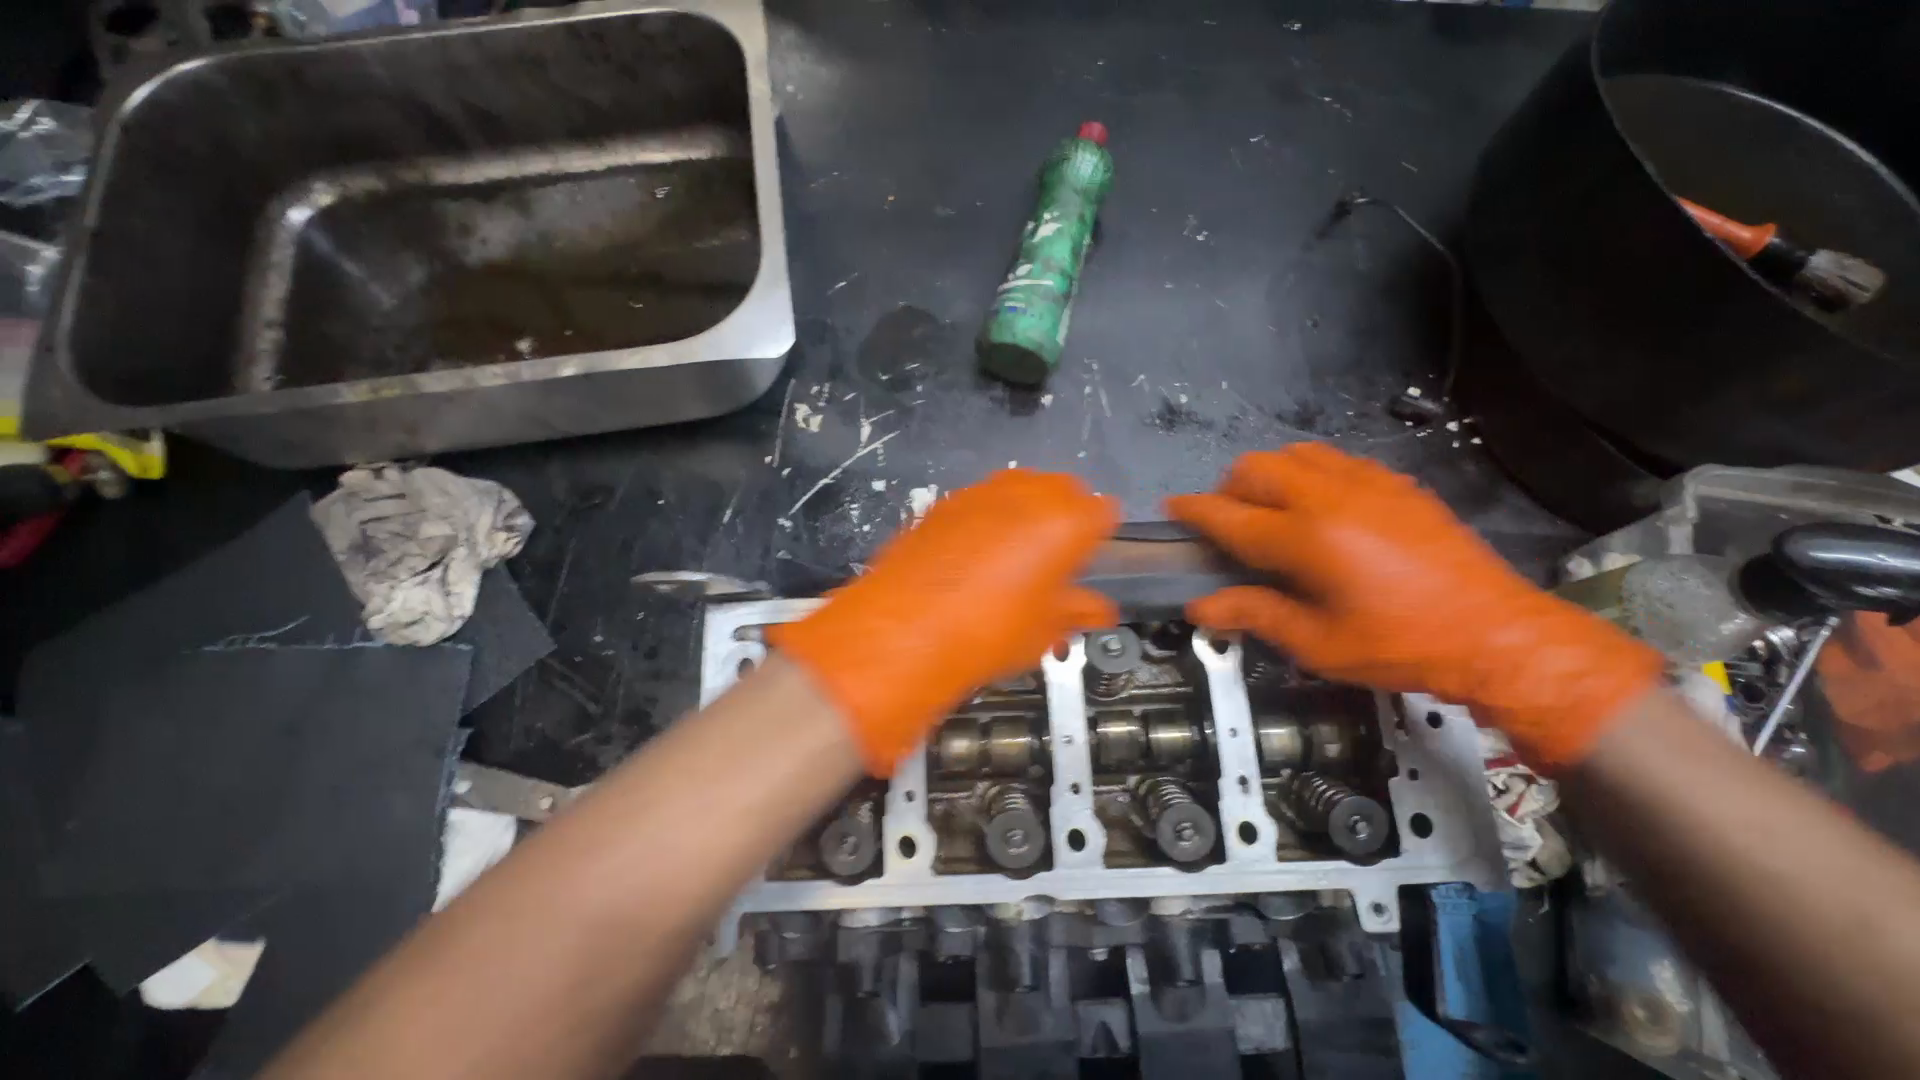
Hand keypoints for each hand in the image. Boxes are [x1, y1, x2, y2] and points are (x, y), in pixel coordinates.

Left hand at [771, 469, 1118, 774]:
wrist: (905, 630)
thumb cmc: (987, 630)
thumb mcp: (1045, 630)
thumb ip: (1079, 611)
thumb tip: (1094, 610)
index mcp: (1066, 520)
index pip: (1103, 510)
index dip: (1100, 535)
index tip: (1092, 556)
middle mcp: (1025, 494)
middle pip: (1062, 490)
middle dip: (1064, 518)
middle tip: (1057, 561)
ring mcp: (980, 494)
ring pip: (1018, 491)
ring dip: (1024, 516)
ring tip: (1016, 562)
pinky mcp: (943, 504)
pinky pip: (979, 503)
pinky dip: (986, 521)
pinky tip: (977, 561)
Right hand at [1167, 443, 1661, 768]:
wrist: (1496, 632)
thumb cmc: (1400, 645)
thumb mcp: (1318, 644)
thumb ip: (1255, 614)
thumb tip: (1200, 607)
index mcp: (1306, 539)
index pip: (1229, 515)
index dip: (1194, 511)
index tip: (1172, 509)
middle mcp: (1330, 497)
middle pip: (1255, 468)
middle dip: (1228, 490)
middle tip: (1227, 523)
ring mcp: (1368, 483)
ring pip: (1295, 453)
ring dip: (1269, 476)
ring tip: (1272, 511)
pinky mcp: (1397, 484)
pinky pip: (1337, 460)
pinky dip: (1311, 474)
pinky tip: (1322, 508)